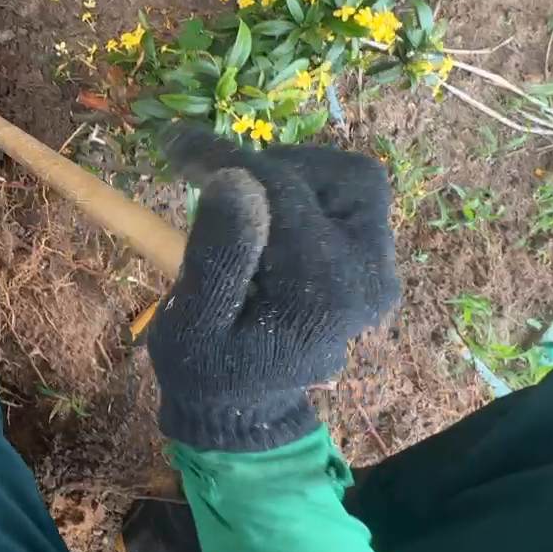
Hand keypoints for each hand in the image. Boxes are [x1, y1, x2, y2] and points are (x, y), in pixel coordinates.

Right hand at [147, 131, 399, 452]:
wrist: (242, 411)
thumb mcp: (192, 323)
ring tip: (234, 198)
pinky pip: (344, 207)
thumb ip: (216, 256)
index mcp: (322, 291)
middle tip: (214, 179)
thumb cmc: (206, 371)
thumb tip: (234, 179)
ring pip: (350, 186)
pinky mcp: (368, 269)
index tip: (176, 140)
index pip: (281, 193)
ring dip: (289, 178)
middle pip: (343, 178)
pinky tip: (256, 219)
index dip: (224, 158)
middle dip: (274, 166)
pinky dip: (299, 196)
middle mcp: (367, 276)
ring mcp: (376, 273)